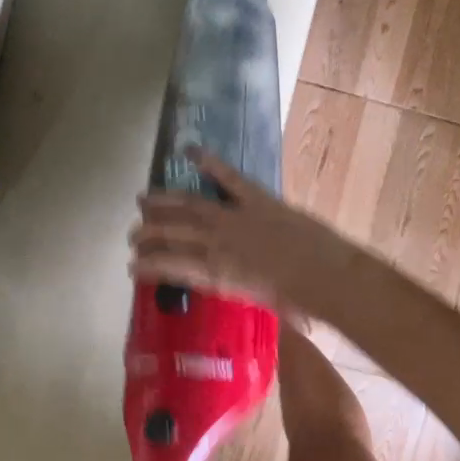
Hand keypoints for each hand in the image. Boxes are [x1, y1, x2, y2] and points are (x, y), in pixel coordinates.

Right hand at [130, 151, 365, 316]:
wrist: (328, 276)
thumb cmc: (301, 303)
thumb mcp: (268, 309)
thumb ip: (248, 297)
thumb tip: (246, 297)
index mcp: (217, 274)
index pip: (171, 266)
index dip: (148, 266)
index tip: (131, 267)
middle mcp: (218, 243)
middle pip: (173, 234)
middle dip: (147, 234)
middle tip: (131, 236)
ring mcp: (237, 217)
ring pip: (190, 205)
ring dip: (164, 201)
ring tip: (143, 200)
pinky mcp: (260, 199)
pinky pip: (230, 178)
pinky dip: (209, 161)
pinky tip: (189, 151)